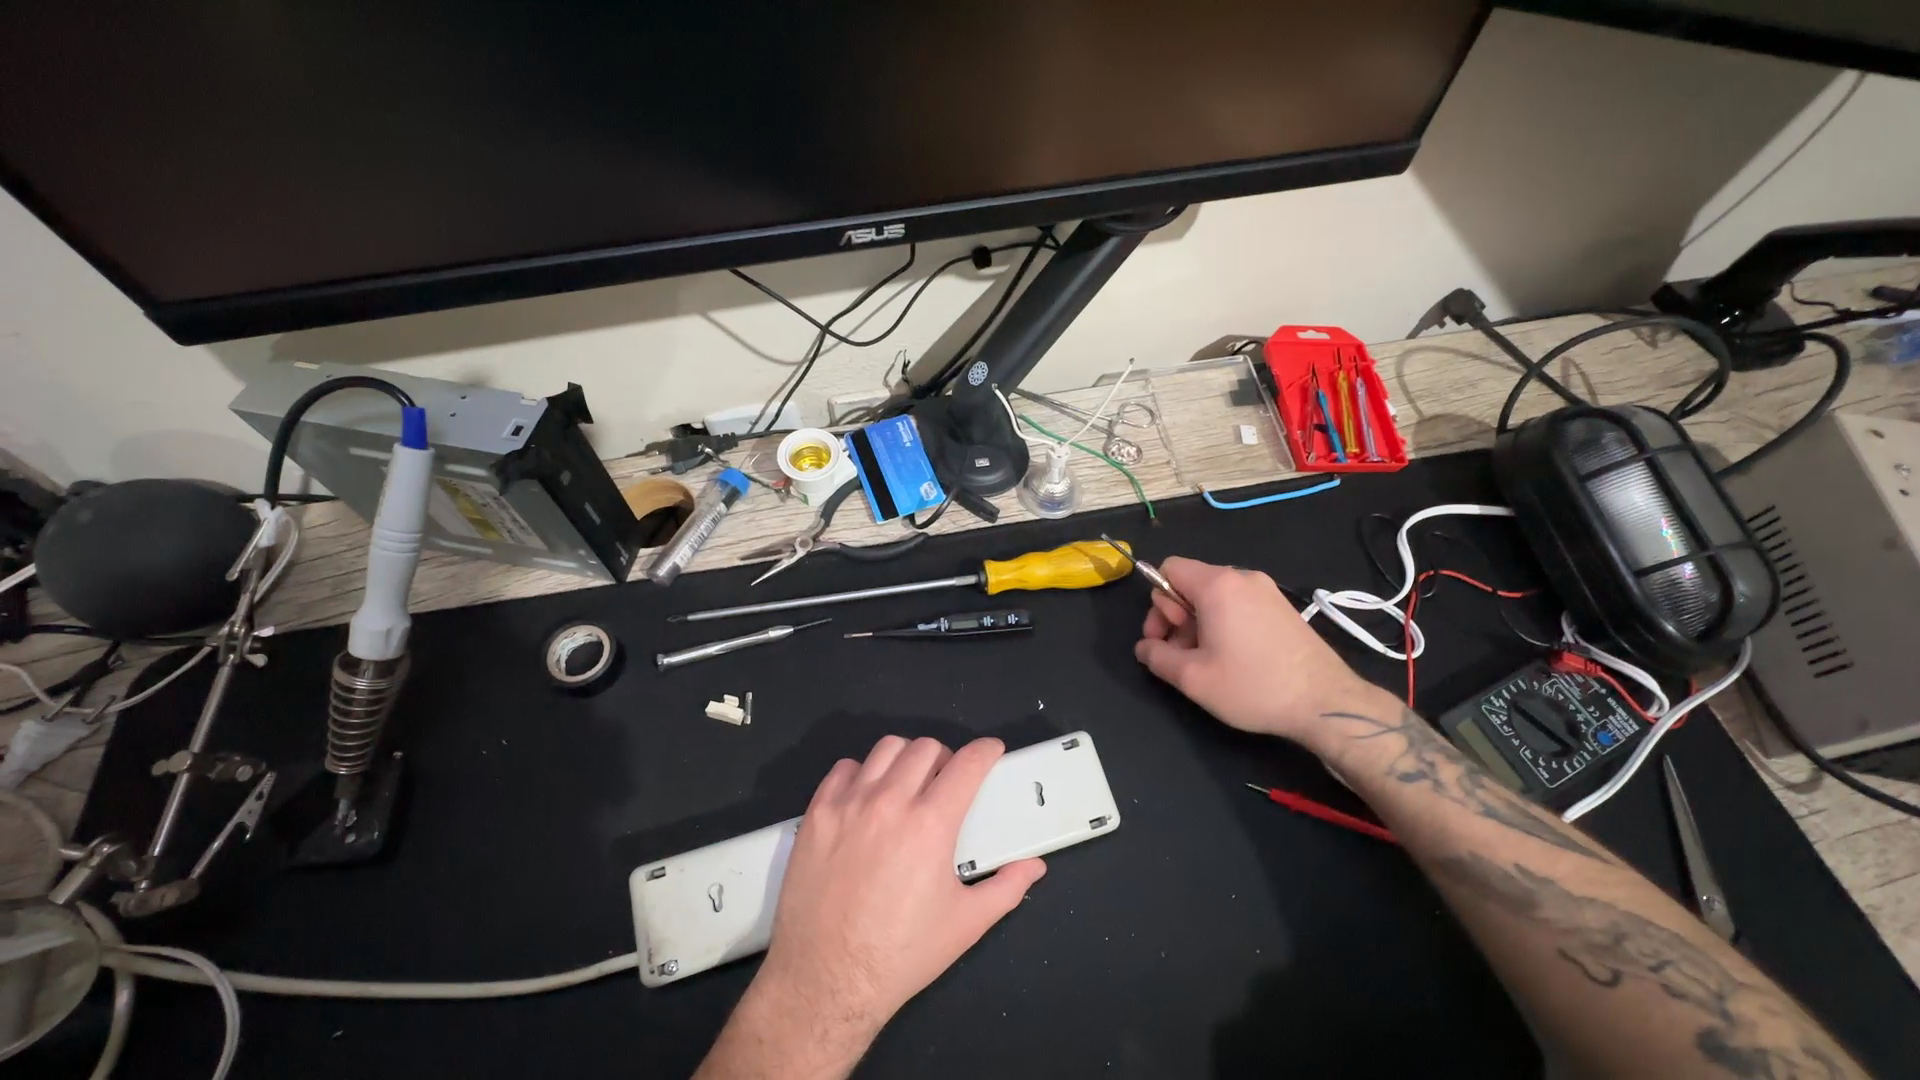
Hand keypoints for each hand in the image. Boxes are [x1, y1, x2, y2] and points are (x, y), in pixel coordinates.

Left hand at [757, 736, 1046, 1035]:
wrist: (827, 979)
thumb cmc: (902, 954)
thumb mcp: (966, 924)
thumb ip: (1007, 887)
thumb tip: (1034, 866)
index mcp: (930, 825)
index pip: (967, 764)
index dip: (986, 751)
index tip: (991, 751)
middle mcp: (889, 803)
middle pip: (926, 748)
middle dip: (946, 757)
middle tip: (949, 781)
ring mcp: (848, 805)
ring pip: (885, 749)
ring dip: (905, 759)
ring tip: (909, 784)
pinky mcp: (816, 815)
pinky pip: (843, 769)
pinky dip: (862, 774)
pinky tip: (867, 797)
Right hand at [1134, 557, 1387, 745]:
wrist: (1325, 702)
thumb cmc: (1253, 686)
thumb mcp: (1192, 678)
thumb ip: (1156, 657)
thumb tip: (1144, 648)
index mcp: (1218, 585)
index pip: (1169, 568)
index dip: (1157, 602)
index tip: (1165, 636)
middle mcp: (1243, 578)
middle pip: (1191, 583)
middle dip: (1175, 616)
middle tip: (1180, 654)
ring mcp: (1267, 591)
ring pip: (1214, 597)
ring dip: (1198, 624)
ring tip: (1205, 662)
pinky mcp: (1281, 607)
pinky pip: (1238, 605)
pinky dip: (1223, 624)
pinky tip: (1231, 658)